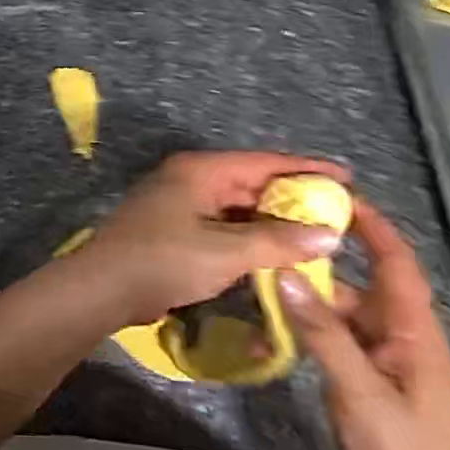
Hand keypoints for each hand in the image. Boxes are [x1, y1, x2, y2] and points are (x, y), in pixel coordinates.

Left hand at [78, 151, 347, 326]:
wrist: (103, 287)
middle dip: (292, 199)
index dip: (306, 168)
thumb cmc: (164, 260)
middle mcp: (189, 179)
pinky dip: (247, 237)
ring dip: (271, 222)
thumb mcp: (226, 251)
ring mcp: (178, 204)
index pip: (263, 162)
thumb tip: (329, 234)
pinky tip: (274, 253)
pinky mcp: (173, 229)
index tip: (346, 177)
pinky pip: (221, 225)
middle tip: (337, 215)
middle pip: (250, 183)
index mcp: (199, 170)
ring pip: (237, 207)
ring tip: (315, 236)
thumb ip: (278, 241)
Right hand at [276, 199, 449, 449]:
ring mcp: (387, 358)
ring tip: (259, 298)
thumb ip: (322, 333)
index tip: (336, 196)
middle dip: (316, 266)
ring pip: (341, 314)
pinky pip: (336, 340)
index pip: (397, 262)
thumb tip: (286, 275)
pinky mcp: (373, 377)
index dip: (373, 225)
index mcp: (414, 330)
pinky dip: (307, 334)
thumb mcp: (360, 392)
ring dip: (305, 306)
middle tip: (270, 245)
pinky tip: (273, 340)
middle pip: (357, 285)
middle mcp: (402, 335)